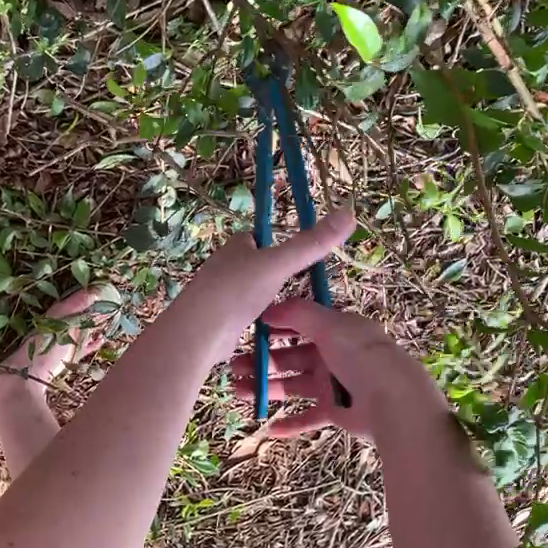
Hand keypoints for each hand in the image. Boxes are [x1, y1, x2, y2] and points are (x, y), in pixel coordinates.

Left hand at [170, 210, 356, 362]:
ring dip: (270, 302)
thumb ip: (311, 243)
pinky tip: (274, 331)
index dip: (282, 246)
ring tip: (293, 314)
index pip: (263, 237)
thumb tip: (350, 213)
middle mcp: (225, 266)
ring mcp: (220, 294)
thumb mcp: (279, 264)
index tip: (303, 259)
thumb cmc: (236, 292)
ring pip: (255, 294)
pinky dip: (260, 321)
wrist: (197, 334)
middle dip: (278, 278)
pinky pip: (247, 316)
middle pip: (261, 267)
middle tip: (303, 291)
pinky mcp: (219, 319)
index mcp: (236, 245)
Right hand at [229, 298, 440, 438]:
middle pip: (290, 357)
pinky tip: (269, 427)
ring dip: (266, 388)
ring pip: (292, 385)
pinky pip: (308, 417)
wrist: (393, 401)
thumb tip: (269, 308)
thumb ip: (298, 314)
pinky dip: (290, 423)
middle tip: (234, 367)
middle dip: (261, 361)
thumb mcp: (331, 326)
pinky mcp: (335, 411)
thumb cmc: (362, 356)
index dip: (274, 327)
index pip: (300, 325)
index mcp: (336, 331)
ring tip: (239, 392)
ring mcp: (333, 385)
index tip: (248, 331)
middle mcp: (333, 356)